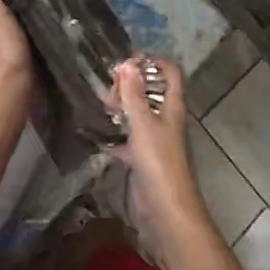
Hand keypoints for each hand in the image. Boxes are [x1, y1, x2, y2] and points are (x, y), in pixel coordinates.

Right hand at [108, 59, 209, 243]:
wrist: (165, 207)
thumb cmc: (158, 160)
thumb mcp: (143, 123)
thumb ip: (133, 94)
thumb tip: (127, 63)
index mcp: (172, 106)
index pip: (170, 72)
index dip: (153, 62)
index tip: (128, 62)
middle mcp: (166, 119)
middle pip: (151, 91)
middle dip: (131, 85)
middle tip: (110, 89)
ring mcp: (156, 139)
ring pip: (139, 115)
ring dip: (122, 108)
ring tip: (102, 106)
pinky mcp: (144, 158)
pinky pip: (128, 139)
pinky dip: (115, 135)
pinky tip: (97, 134)